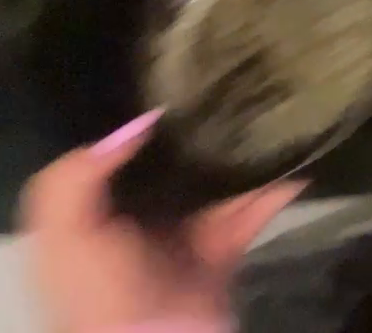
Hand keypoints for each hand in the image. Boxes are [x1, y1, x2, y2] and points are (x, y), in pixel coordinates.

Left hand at [21, 110, 305, 332]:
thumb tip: (146, 118)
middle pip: (182, 163)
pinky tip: (305, 159)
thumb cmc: (102, 287)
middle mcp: (145, 218)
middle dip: (212, 133)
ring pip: (227, 178)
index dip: (147, 125)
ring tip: (284, 116)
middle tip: (246, 90)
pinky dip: (285, 183)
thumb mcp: (66, 235)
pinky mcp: (231, 239)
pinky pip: (262, 203)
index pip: (122, 158)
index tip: (184, 85)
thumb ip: (79, 178)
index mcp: (100, 215)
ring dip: (254, 155)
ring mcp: (191, 230)